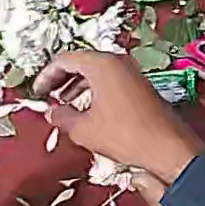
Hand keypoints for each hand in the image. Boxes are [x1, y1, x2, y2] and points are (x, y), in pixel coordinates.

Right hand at [34, 51, 204, 183]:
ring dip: (79, 84)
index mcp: (102, 64)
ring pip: (98, 71)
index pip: (65, 59)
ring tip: (65, 103)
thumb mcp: (84, 129)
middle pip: (82, 62)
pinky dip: (96, 89)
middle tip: (49, 96)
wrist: (166, 146)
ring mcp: (133, 72)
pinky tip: (89, 109)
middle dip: (62, 78)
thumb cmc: (125, 134)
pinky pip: (112, 79)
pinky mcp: (141, 85)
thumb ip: (62, 117)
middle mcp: (119, 62)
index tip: (37, 92)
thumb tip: (51, 113)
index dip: (46, 75)